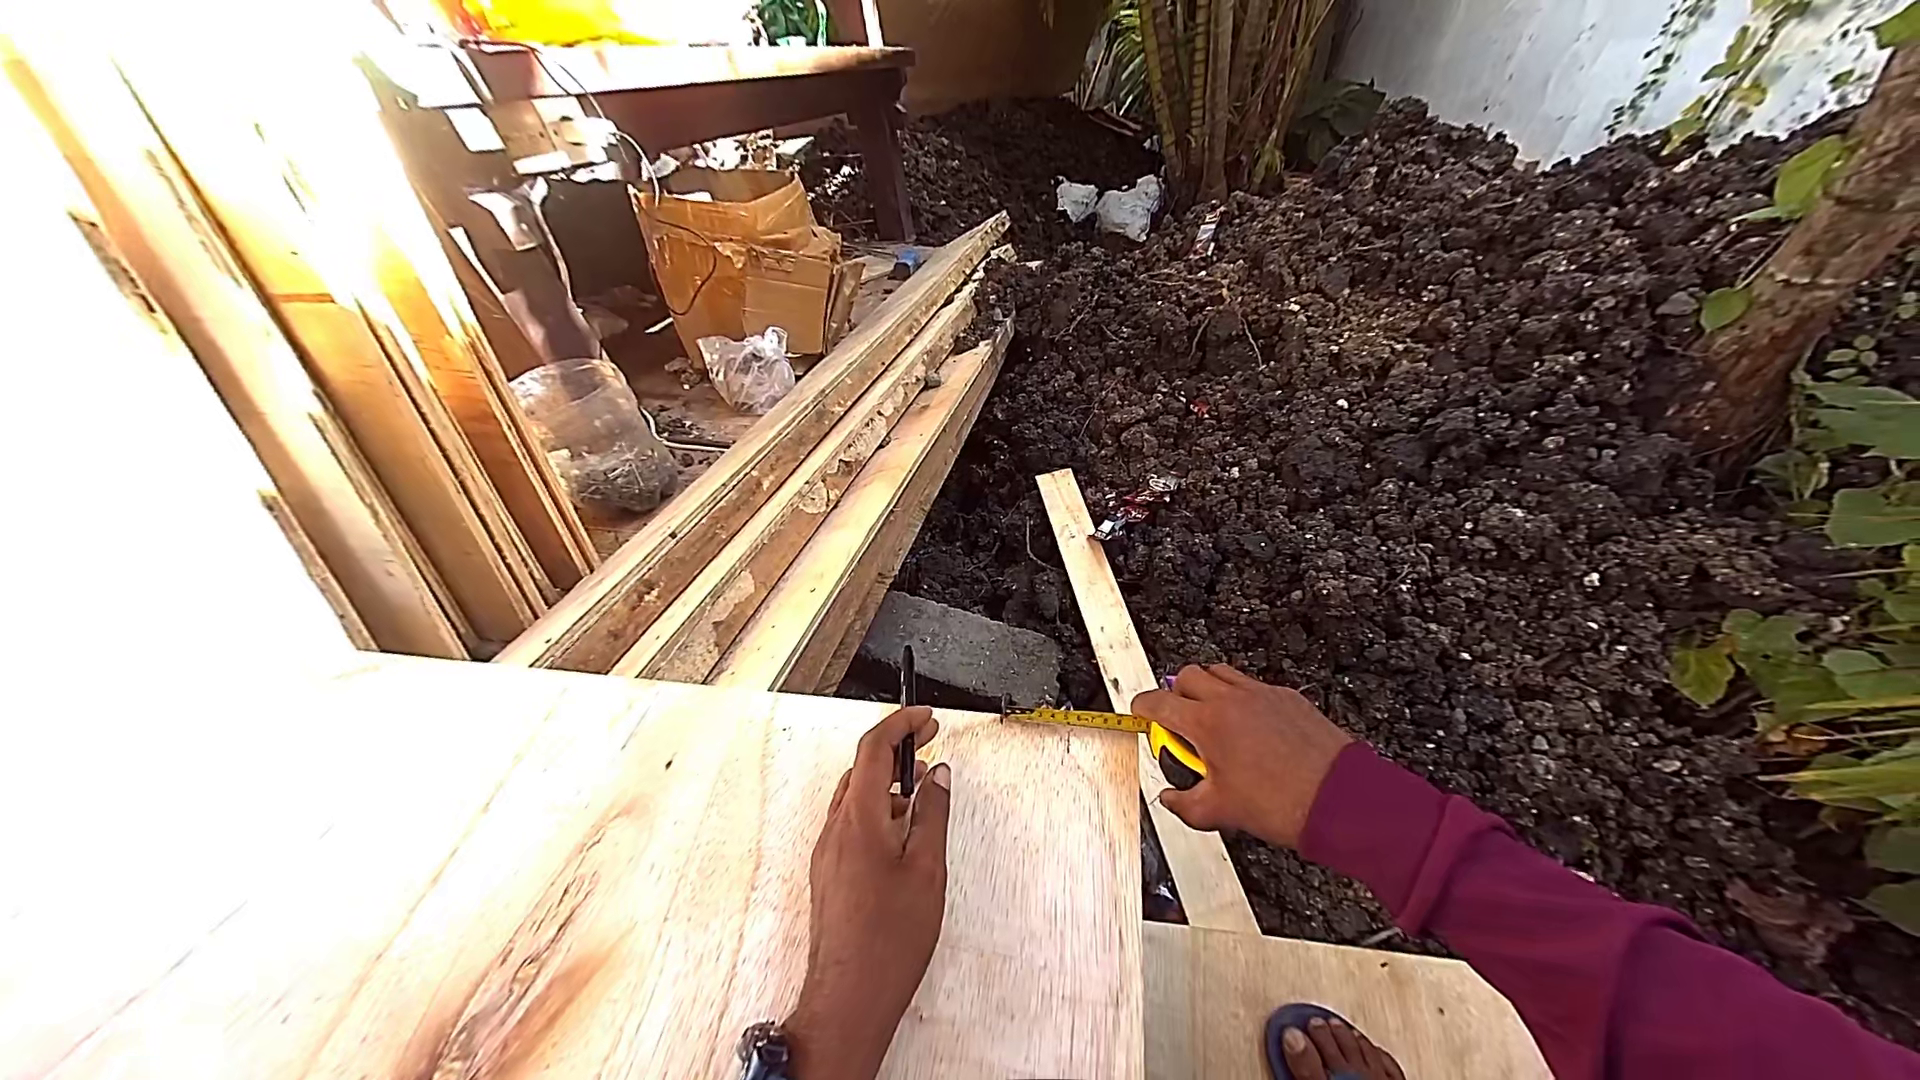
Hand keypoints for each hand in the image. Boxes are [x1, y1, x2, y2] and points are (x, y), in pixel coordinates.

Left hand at [786, 706, 951, 1079]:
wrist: (848, 1001)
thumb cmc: (887, 943)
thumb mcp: (927, 869)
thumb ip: (933, 813)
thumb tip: (938, 776)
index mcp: (859, 820)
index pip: (874, 749)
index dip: (900, 723)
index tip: (923, 716)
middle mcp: (836, 829)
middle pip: (863, 766)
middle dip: (897, 745)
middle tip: (927, 736)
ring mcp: (829, 850)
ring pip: (856, 792)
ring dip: (888, 776)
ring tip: (921, 780)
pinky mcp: (829, 869)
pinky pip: (852, 818)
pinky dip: (878, 804)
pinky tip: (902, 823)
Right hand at [1132, 664, 1352, 848]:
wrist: (1343, 801)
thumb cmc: (1286, 804)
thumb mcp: (1221, 812)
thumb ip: (1185, 803)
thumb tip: (1172, 799)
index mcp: (1206, 723)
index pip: (1157, 702)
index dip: (1142, 708)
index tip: (1141, 714)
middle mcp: (1231, 700)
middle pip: (1185, 676)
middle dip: (1175, 695)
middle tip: (1179, 723)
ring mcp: (1260, 694)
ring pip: (1219, 673)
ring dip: (1207, 689)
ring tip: (1212, 720)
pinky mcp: (1287, 697)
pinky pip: (1252, 685)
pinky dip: (1241, 697)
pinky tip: (1248, 726)